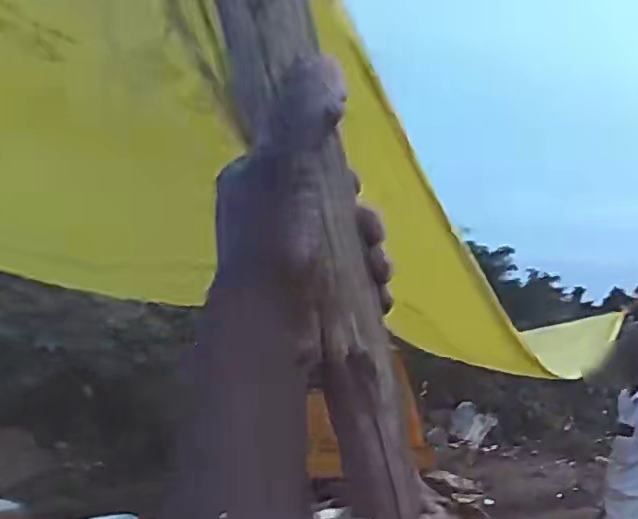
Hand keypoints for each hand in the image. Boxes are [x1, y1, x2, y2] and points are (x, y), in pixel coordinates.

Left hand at [212, 55, 391, 319]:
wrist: (272, 331)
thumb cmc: (279, 249)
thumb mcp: (289, 170)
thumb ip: (305, 120)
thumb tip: (328, 66)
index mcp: (255, 187)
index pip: (304, 167)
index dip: (340, 178)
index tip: (358, 192)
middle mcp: (269, 225)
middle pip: (333, 214)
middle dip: (365, 227)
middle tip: (375, 241)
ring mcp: (291, 270)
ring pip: (346, 254)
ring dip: (374, 262)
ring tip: (382, 278)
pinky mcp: (310, 307)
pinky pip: (350, 290)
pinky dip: (370, 292)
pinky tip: (380, 300)